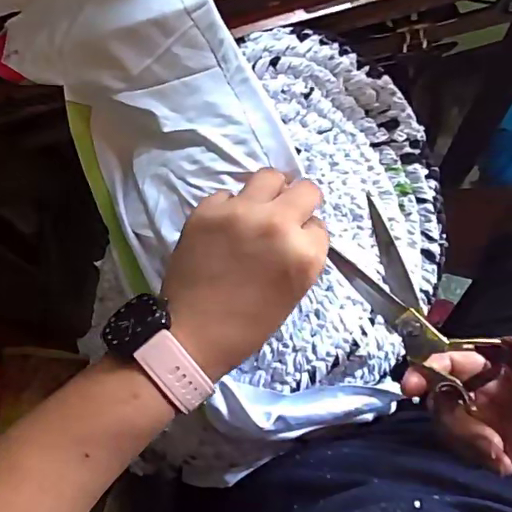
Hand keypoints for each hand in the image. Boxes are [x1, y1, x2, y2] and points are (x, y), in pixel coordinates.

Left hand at [160, 169, 328, 380]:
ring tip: (257, 210)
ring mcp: (241, 212)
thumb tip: (297, 231)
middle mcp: (278, 225)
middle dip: (298, 202)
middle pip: (305, 189)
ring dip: (268, 192)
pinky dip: (229, 207)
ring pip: (269, 177)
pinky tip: (222, 227)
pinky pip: (228, 194)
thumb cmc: (247, 325)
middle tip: (282, 216)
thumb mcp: (292, 292)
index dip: (306, 234)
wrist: (193, 334)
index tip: (294, 243)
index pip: (319, 225)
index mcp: (304, 254)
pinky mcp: (208, 210)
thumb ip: (300, 256)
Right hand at [401, 336, 511, 511]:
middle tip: (491, 448)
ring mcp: (483, 417)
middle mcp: (485, 388)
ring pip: (450, 425)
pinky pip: (464, 449)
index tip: (412, 386)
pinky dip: (483, 460)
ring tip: (510, 462)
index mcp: (502, 367)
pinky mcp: (485, 444)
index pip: (456, 360)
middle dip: (459, 426)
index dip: (429, 368)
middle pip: (442, 397)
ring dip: (473, 446)